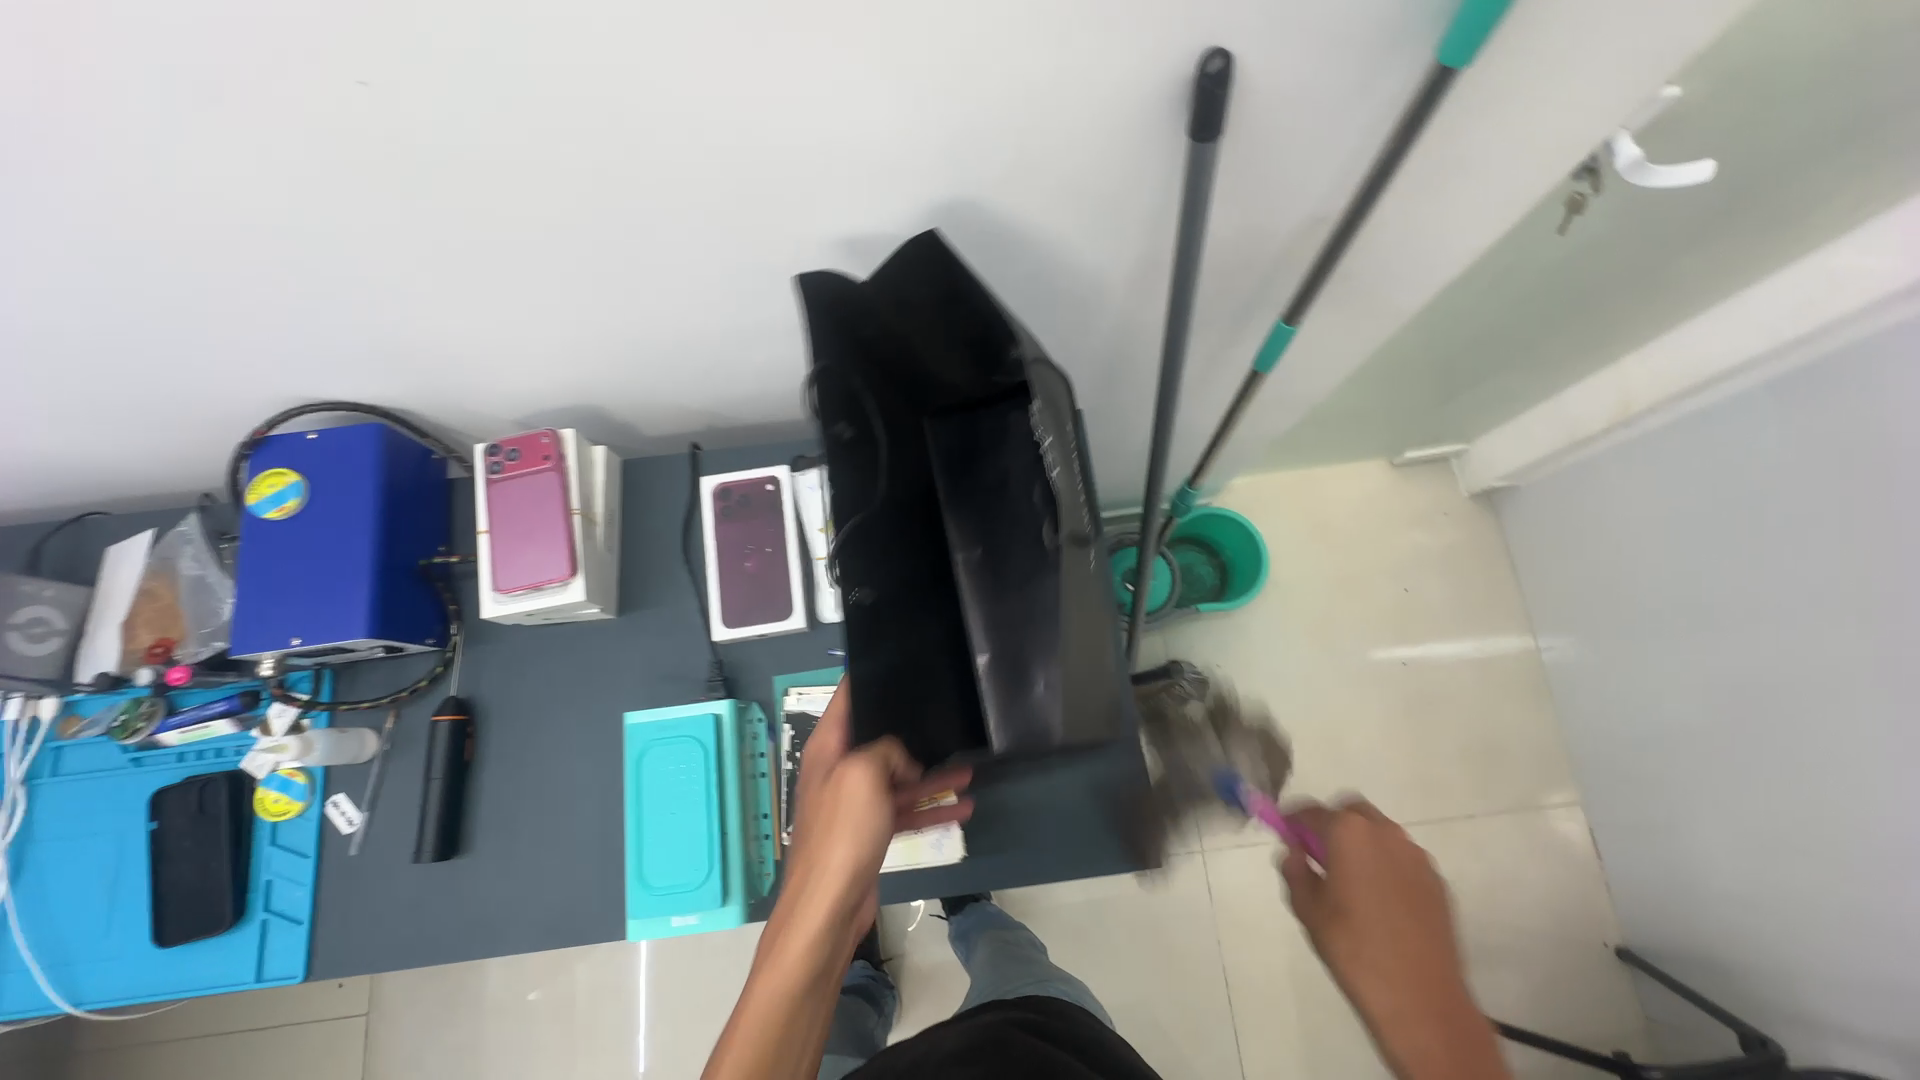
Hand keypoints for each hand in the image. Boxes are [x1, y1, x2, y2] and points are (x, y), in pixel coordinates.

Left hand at [787, 678, 973, 950]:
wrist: (829, 905)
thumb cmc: (841, 832)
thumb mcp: (864, 774)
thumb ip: (886, 750)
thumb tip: (903, 761)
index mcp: (829, 749)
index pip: (846, 700)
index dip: (868, 679)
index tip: (899, 663)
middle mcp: (840, 771)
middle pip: (878, 739)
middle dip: (911, 731)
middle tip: (945, 715)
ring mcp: (855, 804)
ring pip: (898, 779)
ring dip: (931, 776)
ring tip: (969, 769)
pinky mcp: (870, 833)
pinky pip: (904, 811)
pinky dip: (930, 809)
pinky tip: (962, 806)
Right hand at [1280, 797, 1506, 1079]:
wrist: (1419, 996)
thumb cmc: (1353, 948)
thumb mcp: (1308, 910)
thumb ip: (1295, 871)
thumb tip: (1294, 852)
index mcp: (1348, 833)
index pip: (1311, 811)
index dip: (1293, 820)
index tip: (1284, 832)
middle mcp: (1385, 833)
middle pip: (1351, 812)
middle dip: (1332, 825)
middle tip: (1318, 855)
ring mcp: (1416, 856)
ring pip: (1381, 834)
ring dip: (1361, 844)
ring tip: (1350, 882)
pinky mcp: (1436, 881)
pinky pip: (1402, 859)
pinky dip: (1386, 866)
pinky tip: (1379, 901)